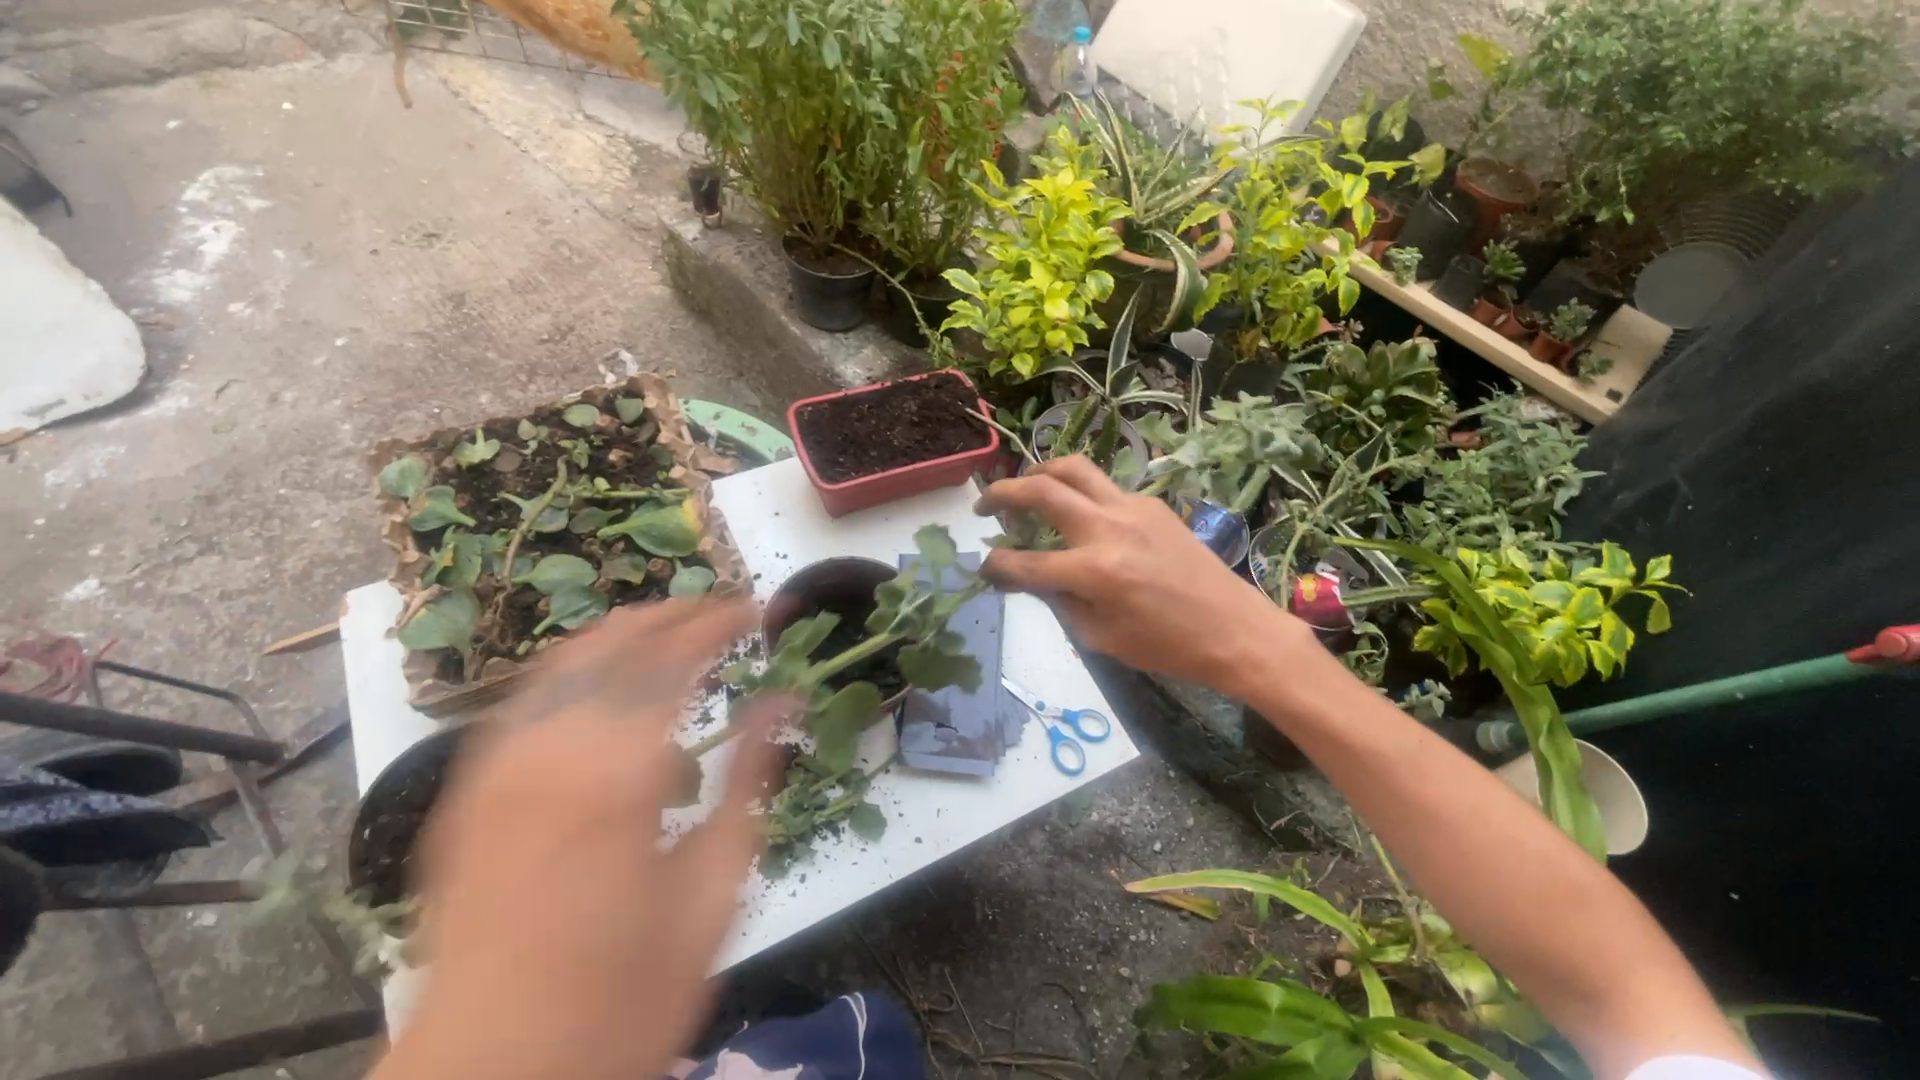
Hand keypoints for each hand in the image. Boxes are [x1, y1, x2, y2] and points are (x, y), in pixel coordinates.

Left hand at [375, 600, 788, 1079]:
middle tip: (726, 610)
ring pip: (564, 659)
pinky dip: (573, 669)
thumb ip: (750, 781)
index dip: (723, 620)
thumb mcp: (715, 893)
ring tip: (675, 630)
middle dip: (677, 613)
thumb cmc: (625, 996)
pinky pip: (523, 698)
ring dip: (625, 632)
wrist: (492, 1078)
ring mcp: (496, 766)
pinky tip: (602, 682)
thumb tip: (784, 700)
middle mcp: (549, 748)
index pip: (676, 656)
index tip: (762, 608)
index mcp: (618, 773)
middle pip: (617, 641)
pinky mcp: (466, 791)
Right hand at [977, 456, 1314, 696]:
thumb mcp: (1101, 637)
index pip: (1025, 563)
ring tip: (1025, 489)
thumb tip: (1030, 577)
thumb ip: (1059, 601)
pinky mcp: (1152, 504)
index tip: (983, 567)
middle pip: (1042, 490)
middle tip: (984, 506)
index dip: (995, 565)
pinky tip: (1076, 514)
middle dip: (1002, 493)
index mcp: (1096, 572)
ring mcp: (1134, 508)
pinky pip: (1104, 486)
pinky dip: (1078, 491)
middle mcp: (1110, 528)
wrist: (1234, 629)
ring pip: (1074, 468)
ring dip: (1040, 473)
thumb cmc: (1167, 647)